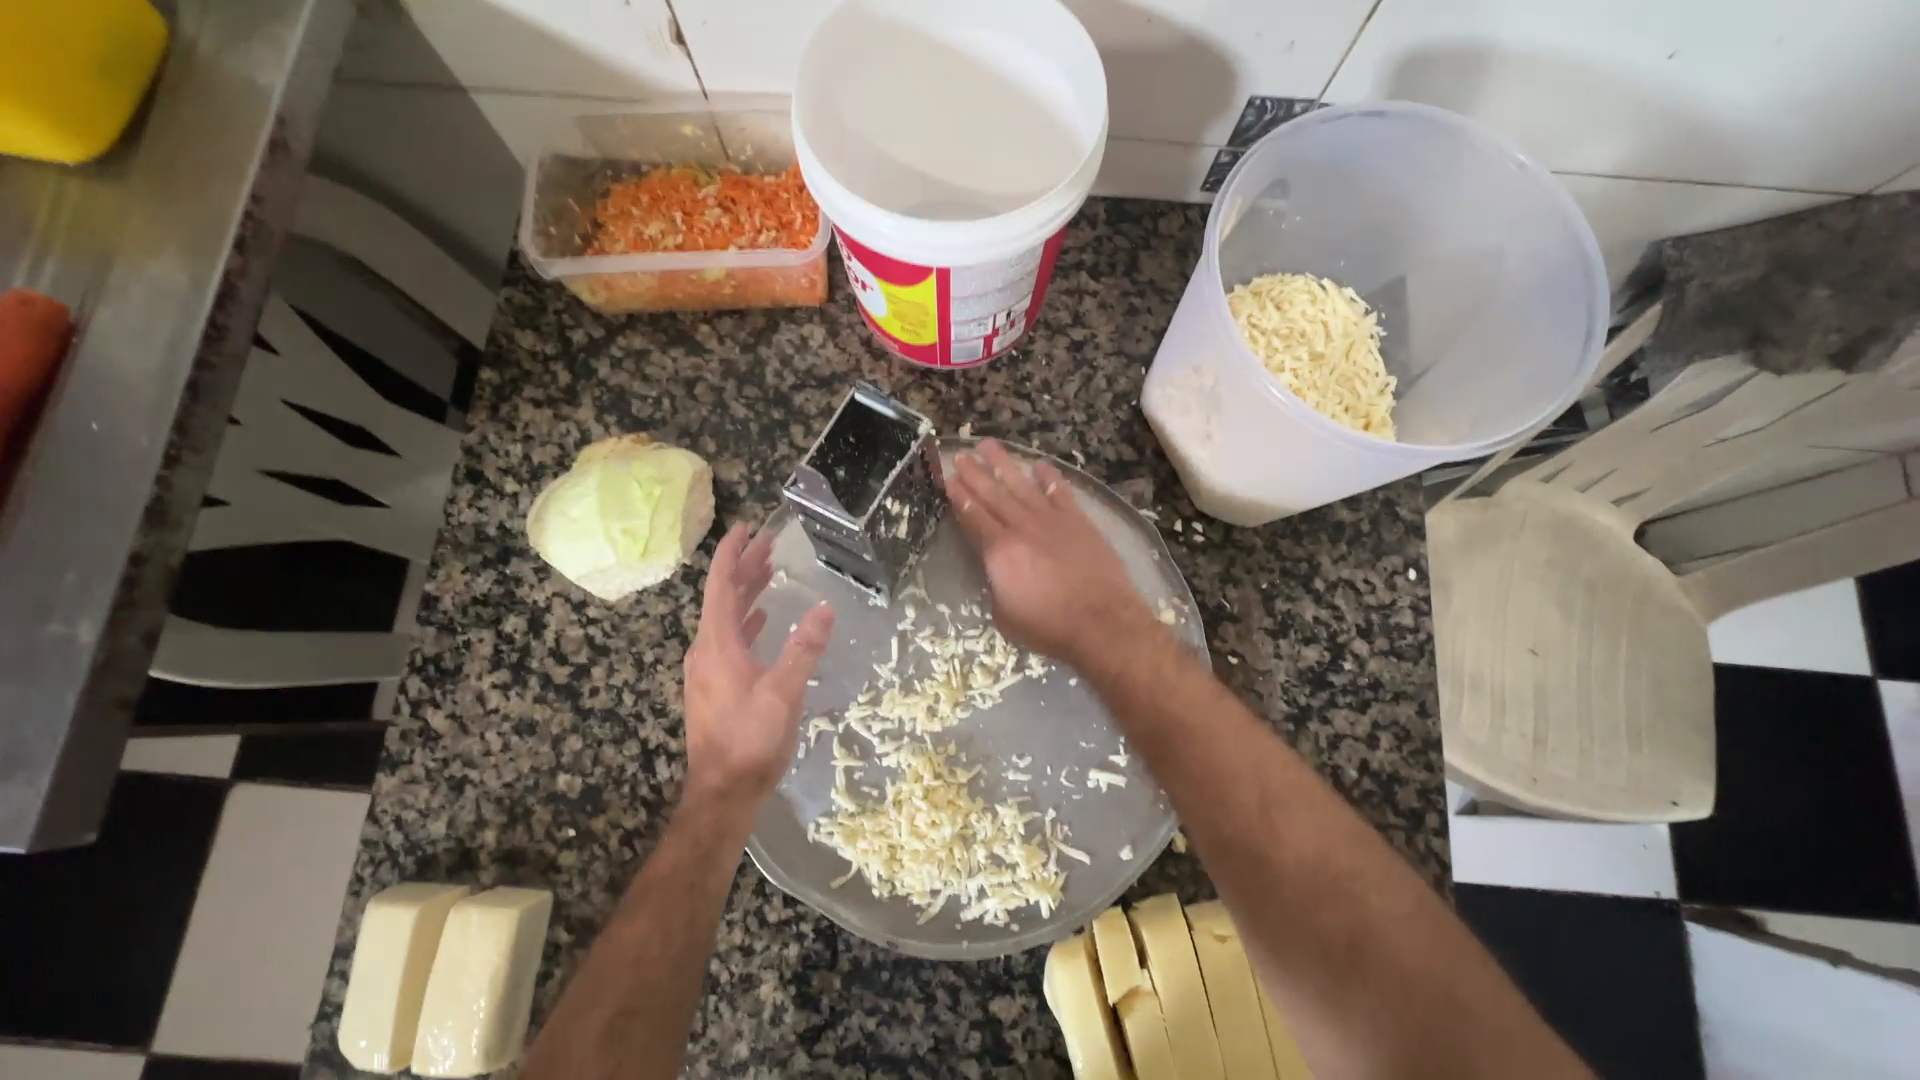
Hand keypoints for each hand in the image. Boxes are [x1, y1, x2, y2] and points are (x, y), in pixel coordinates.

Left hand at [683, 522, 834, 809]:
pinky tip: (760, 621)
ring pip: (725, 619)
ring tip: (768, 571)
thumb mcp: (784, 694)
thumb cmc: (751, 740)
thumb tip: (825, 608)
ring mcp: (707, 669)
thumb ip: (803, 649)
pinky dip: (745, 621)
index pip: (721, 586)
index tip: (745, 527)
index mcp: (717, 644)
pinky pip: (728, 639)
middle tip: (768, 543)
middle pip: (723, 598)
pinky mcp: (714, 686)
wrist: (723, 791)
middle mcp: (705, 650)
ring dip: (746, 593)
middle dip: (744, 568)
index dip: (732, 554)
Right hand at [944, 440, 1156, 664]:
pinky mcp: (1079, 522)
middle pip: (993, 494)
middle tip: (961, 455)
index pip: (972, 516)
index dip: (958, 497)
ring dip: (1004, 464)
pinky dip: (1049, 477)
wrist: (1102, 622)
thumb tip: (997, 572)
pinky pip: (1060, 493)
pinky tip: (1040, 466)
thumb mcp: (1004, 615)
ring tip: (989, 445)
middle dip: (974, 473)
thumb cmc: (1049, 627)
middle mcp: (1022, 527)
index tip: (946, 477)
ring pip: (1022, 485)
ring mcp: (1053, 521)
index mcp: (999, 551)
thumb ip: (996, 586)